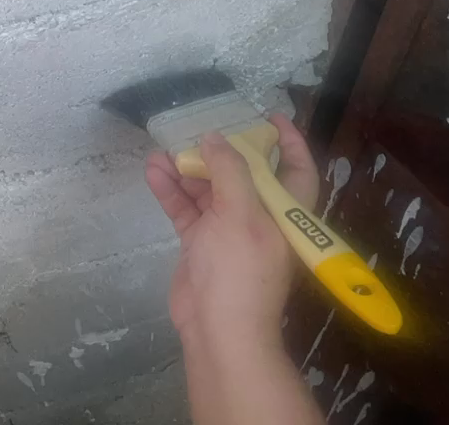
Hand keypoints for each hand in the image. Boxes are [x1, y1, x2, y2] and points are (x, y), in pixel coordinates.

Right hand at [145, 116, 325, 424]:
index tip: (272, 116)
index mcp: (283, 214)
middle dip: (220, 151)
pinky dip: (170, 190)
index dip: (290, 143)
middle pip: (242, 175)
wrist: (219, 331)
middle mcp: (258, 219)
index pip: (296, 171)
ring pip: (208, 189)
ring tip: (163, 149)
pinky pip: (185, 208)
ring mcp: (227, 232)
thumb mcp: (240, 215)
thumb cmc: (241, 271)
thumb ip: (229, 171)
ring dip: (186, 169)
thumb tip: (215, 139)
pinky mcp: (200, 244)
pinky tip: (153, 172)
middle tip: (198, 127)